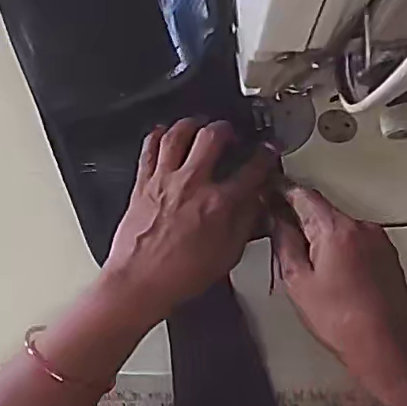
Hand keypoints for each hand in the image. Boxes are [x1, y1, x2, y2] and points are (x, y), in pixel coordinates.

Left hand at [99, 118, 275, 325]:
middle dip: (226, 129)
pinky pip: (149, 149)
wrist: (140, 281)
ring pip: (177, 134)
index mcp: (218, 204)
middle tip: (230, 132)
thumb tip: (255, 205)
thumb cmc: (179, 275)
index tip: (266, 153)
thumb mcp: (227, 254)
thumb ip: (244, 223)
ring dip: (191, 124)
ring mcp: (164, 181)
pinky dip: (157, 136)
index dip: (264, 157)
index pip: (251, 169)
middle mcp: (191, 185)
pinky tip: (163, 133)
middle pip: (213, 137)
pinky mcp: (142, 184)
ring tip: (198, 125)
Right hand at [273, 183, 406, 393]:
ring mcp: (379, 242)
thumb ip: (283, 242)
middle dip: (297, 215)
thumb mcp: (296, 280)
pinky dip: (336, 245)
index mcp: (336, 230)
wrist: (385, 348)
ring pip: (338, 225)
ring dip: (318, 233)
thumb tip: (277, 221)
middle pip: (321, 209)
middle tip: (275, 228)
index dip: (280, 191)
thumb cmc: (342, 321)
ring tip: (302, 260)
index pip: (303, 195)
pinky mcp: (387, 256)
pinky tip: (326, 270)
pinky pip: (354, 239)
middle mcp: (362, 228)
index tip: (267, 192)